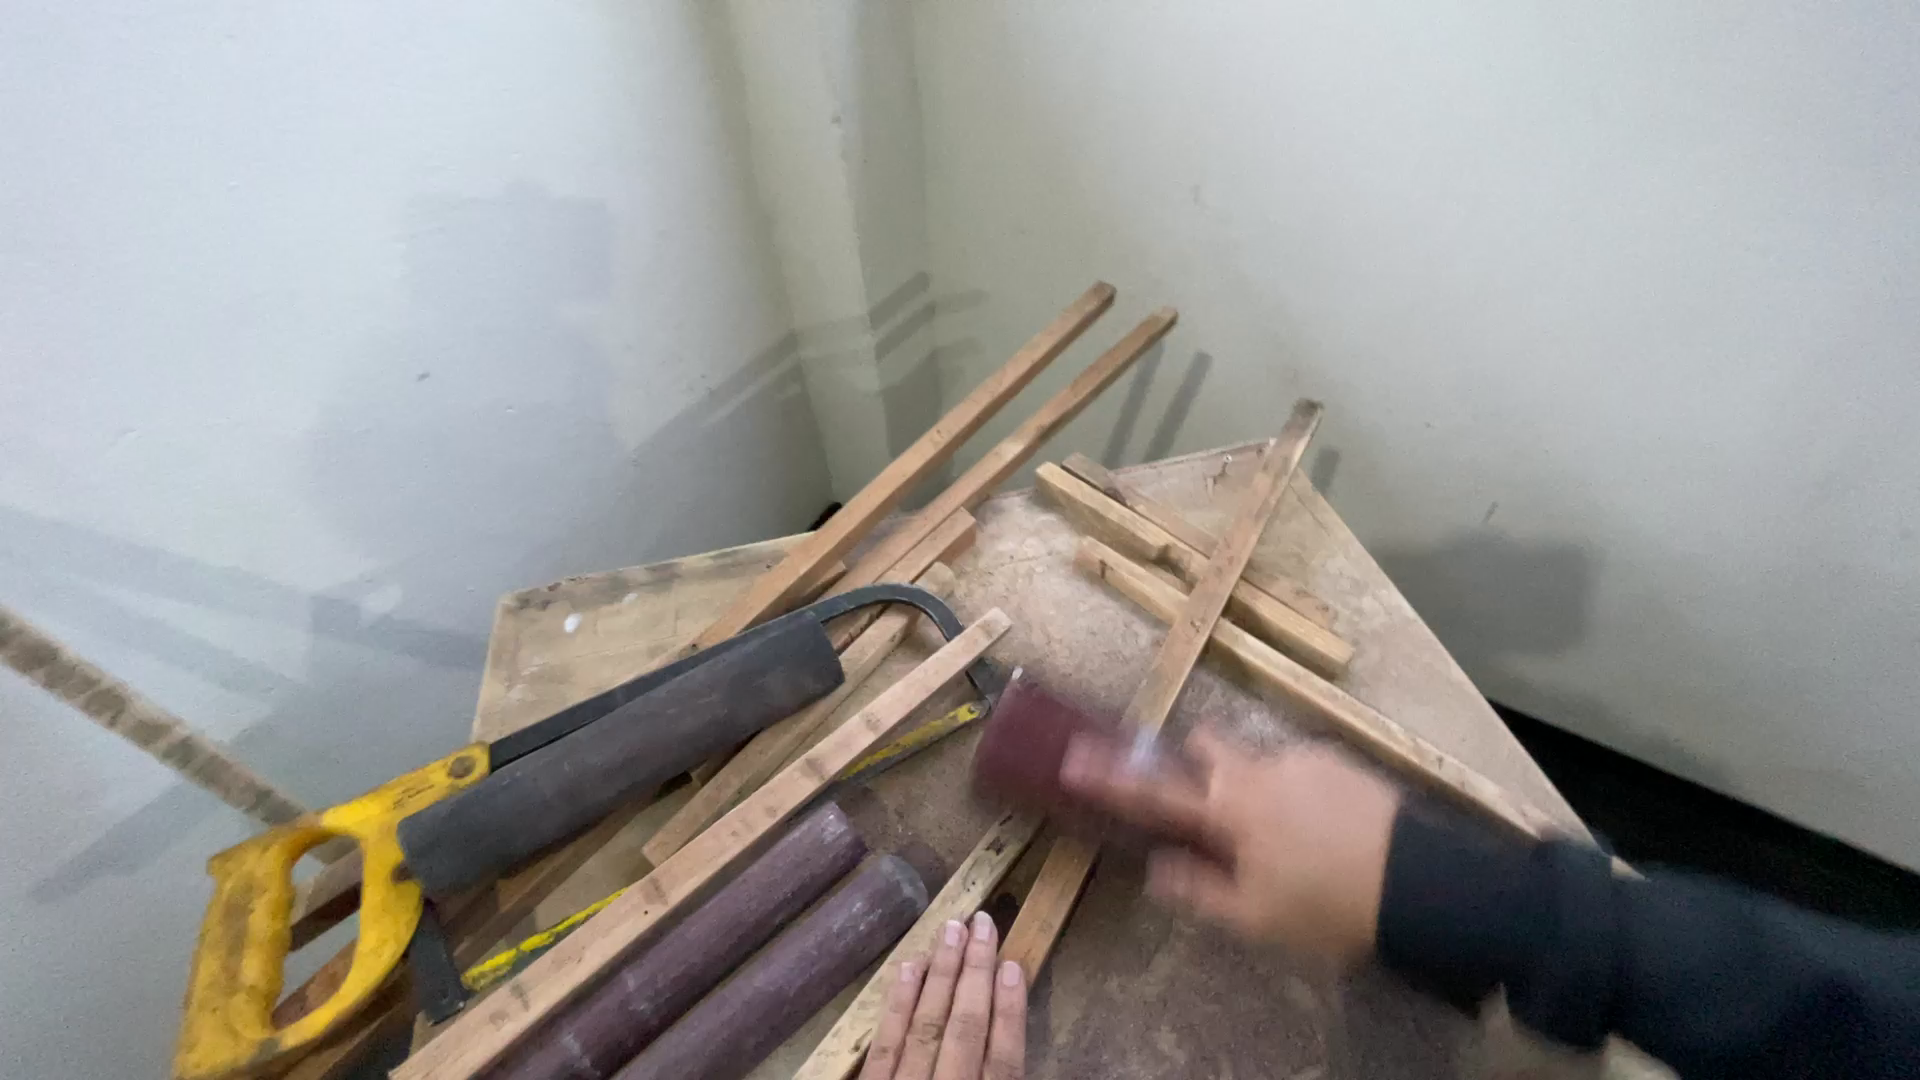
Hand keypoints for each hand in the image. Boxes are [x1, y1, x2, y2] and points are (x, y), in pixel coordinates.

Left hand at [861, 910, 1024, 1079]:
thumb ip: (999, 1072)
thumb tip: (1008, 1015)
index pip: (1003, 1062)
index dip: (1010, 1012)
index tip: (1012, 964)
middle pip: (965, 1031)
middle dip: (975, 972)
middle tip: (982, 922)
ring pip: (927, 1026)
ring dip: (941, 974)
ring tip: (952, 928)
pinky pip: (885, 1046)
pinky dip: (898, 1005)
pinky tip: (910, 967)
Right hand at [1060, 729, 1400, 963]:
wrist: (1424, 884)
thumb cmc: (1328, 906)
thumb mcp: (1258, 917)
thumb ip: (1199, 888)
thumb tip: (1155, 869)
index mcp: (1228, 810)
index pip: (1152, 790)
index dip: (1109, 775)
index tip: (1072, 758)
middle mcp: (1254, 770)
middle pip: (1205, 745)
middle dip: (1198, 765)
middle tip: (1216, 806)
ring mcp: (1296, 757)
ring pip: (1253, 758)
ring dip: (1254, 784)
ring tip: (1292, 833)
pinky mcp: (1333, 756)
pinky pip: (1295, 764)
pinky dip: (1295, 788)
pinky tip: (1327, 826)